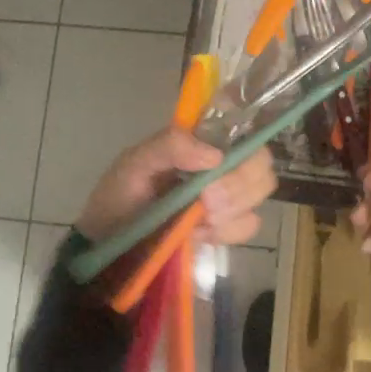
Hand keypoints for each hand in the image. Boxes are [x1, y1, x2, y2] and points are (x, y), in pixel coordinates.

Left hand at [75, 128, 278, 246]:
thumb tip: (215, 155)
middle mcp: (221, 162)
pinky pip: (249, 224)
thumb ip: (170, 146)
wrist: (109, 245)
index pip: (244, 126)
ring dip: (233, 207)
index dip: (248, 140)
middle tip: (206, 200)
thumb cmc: (119, 195)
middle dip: (239, 182)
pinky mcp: (228, 226)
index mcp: (201, 140)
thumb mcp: (135, 163)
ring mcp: (228, 194)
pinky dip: (227, 231)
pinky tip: (200, 233)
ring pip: (261, 190)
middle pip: (261, 161)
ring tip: (199, 219)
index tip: (225, 161)